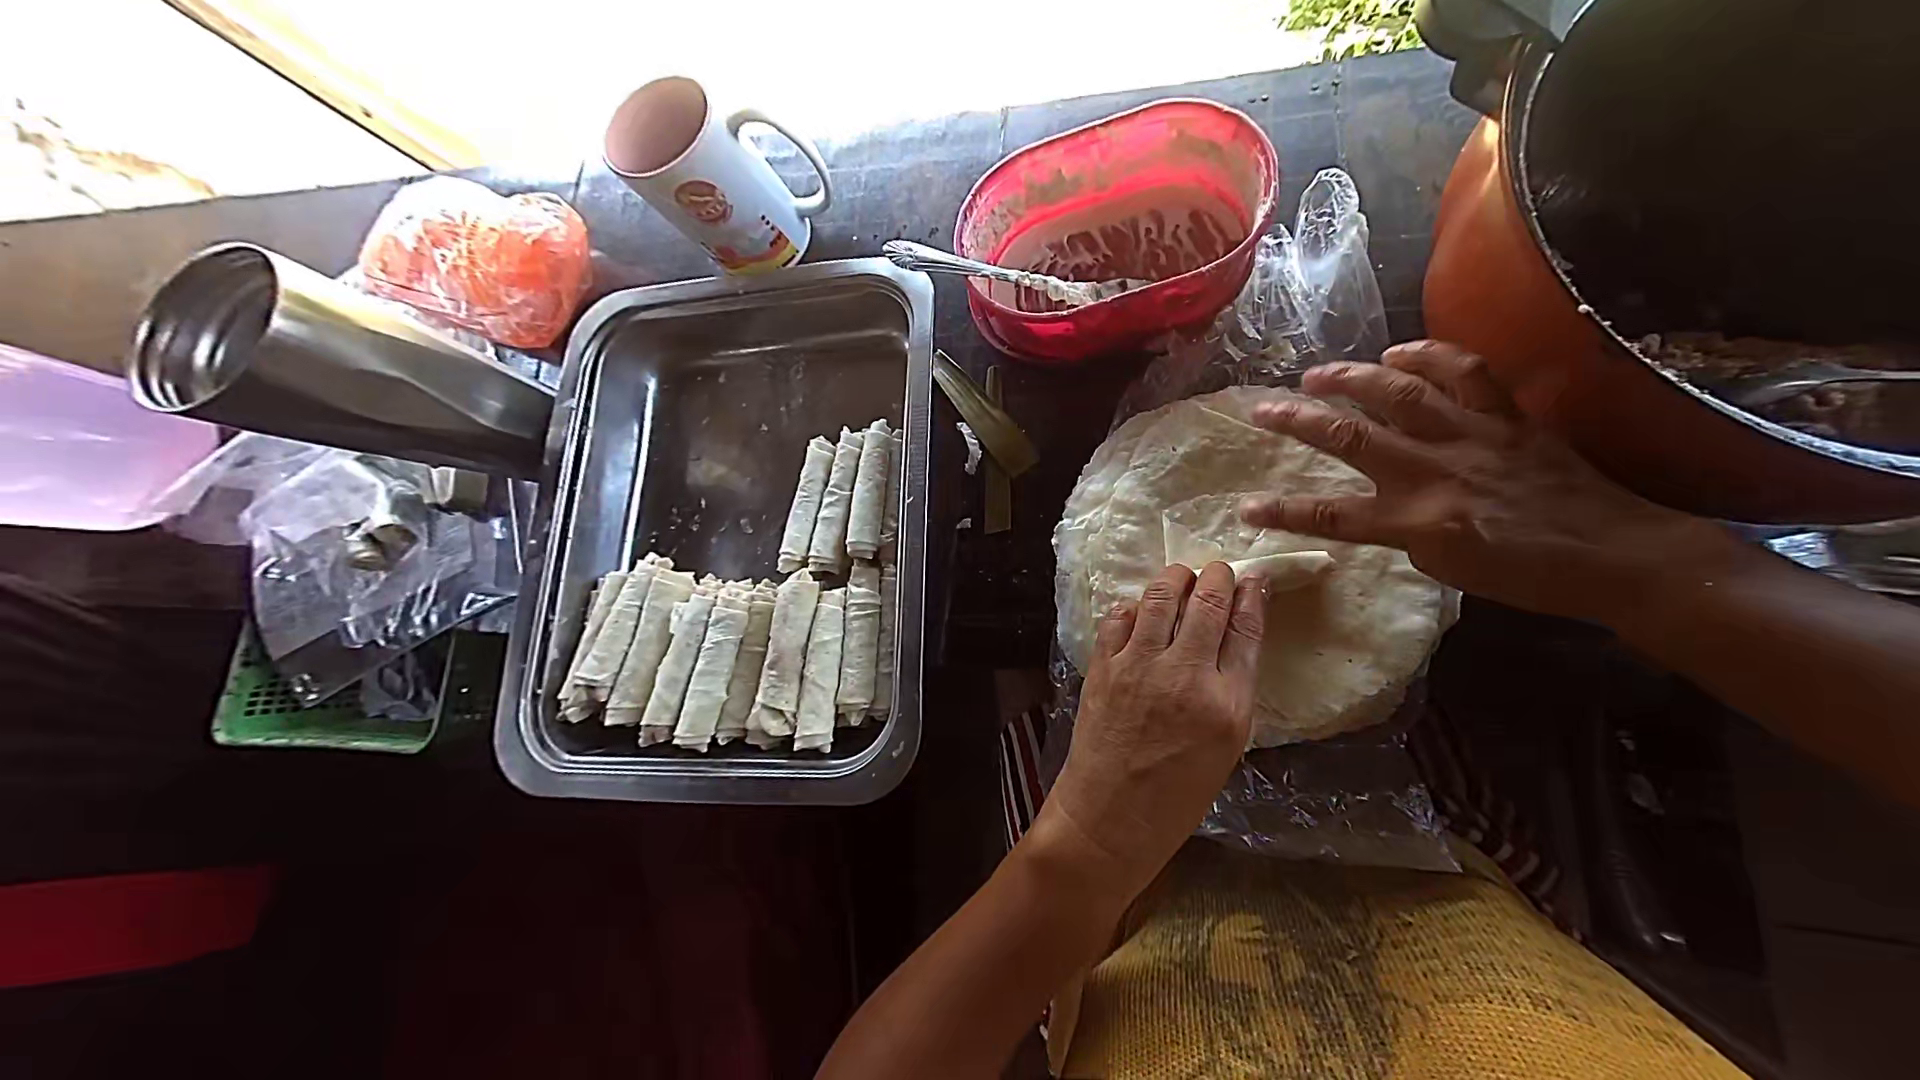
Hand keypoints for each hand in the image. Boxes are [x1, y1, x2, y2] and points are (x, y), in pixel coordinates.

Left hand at [1036, 562, 1264, 903]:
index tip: (1254, 578)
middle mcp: (1185, 675)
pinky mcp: (1103, 666)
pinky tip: (1140, 610)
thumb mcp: (1226, 748)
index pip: (1246, 629)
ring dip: (1174, 578)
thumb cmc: (1177, 795)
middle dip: (1216, 575)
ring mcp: (1138, 666)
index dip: (1252, 595)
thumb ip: (1230, 690)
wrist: (1111, 816)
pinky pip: (1119, 617)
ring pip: (1160, 597)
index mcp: (1227, 704)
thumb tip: (1229, 639)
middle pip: (1207, 602)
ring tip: (1181, 576)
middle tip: (1217, 570)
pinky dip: (1133, 606)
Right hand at [1239, 340, 1725, 624]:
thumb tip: (1378, 504)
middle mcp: (1435, 473)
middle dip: (1298, 423)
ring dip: (1350, 379)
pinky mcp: (1509, 417)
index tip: (1245, 508)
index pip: (1332, 516)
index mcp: (1417, 522)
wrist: (1620, 558)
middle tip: (1262, 409)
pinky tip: (1400, 352)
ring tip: (1315, 374)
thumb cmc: (1526, 576)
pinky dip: (1431, 356)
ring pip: (1400, 394)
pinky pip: (1468, 373)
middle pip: (1350, 439)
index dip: (1283, 513)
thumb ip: (1401, 531)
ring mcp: (1473, 437)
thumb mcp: (1445, 569)